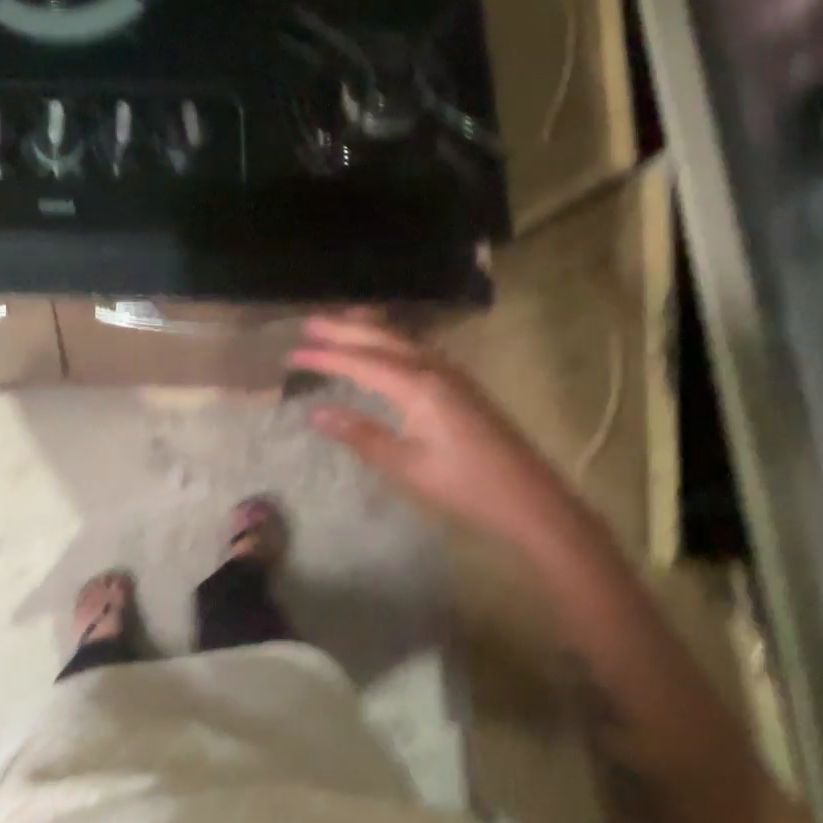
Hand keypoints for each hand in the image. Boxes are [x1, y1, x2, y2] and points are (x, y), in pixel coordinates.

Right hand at [290, 312, 575, 547]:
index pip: (360, 361)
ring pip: (402, 338)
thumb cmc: (465, 486)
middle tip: (307, 324)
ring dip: (368, 329)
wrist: (532, 500)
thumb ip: (361, 435)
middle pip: (381, 338)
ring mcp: (452, 374)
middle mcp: (434, 369)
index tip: (291, 353)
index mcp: (418, 386)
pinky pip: (416, 348)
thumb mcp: (406, 466)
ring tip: (339, 321)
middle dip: (343, 329)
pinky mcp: (462, 385)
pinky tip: (383, 346)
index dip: (324, 357)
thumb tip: (316, 412)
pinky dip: (389, 339)